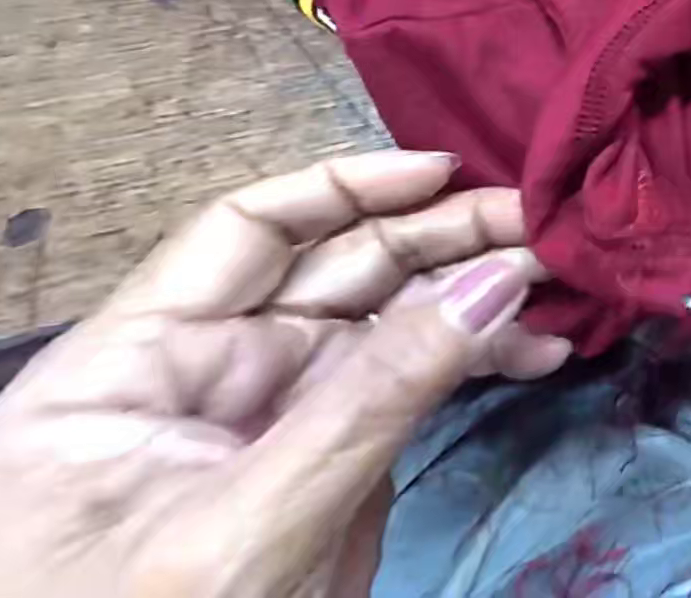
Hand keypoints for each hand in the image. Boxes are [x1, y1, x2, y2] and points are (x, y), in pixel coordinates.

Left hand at [0, 150, 572, 597]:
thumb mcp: (260, 520)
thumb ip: (383, 390)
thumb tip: (501, 278)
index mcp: (132, 368)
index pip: (247, 231)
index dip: (350, 185)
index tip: (447, 171)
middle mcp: (215, 364)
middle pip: (350, 262)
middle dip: (451, 239)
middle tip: (540, 228)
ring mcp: (292, 396)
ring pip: (405, 309)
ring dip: (485, 292)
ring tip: (558, 282)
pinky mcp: (350, 429)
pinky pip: (429, 366)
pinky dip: (487, 354)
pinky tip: (544, 352)